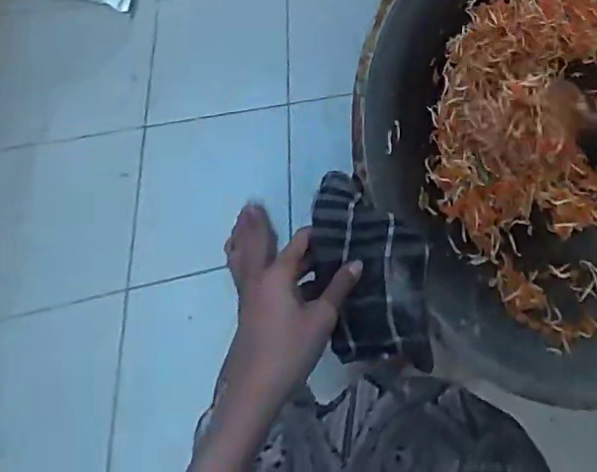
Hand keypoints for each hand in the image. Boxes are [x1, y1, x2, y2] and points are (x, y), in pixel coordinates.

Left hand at [221, 227, 360, 408]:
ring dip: (245, 239)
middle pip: (257, 245)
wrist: (252, 391)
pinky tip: (244, 262)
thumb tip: (356, 262)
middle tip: (251, 204)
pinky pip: (242, 273)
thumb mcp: (322, 319)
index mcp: (277, 275)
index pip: (298, 244)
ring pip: (244, 259)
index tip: (328, 228)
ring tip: (240, 223)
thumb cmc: (289, 351)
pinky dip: (241, 259)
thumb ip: (338, 288)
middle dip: (256, 225)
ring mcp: (249, 296)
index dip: (314, 235)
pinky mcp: (246, 311)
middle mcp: (259, 279)